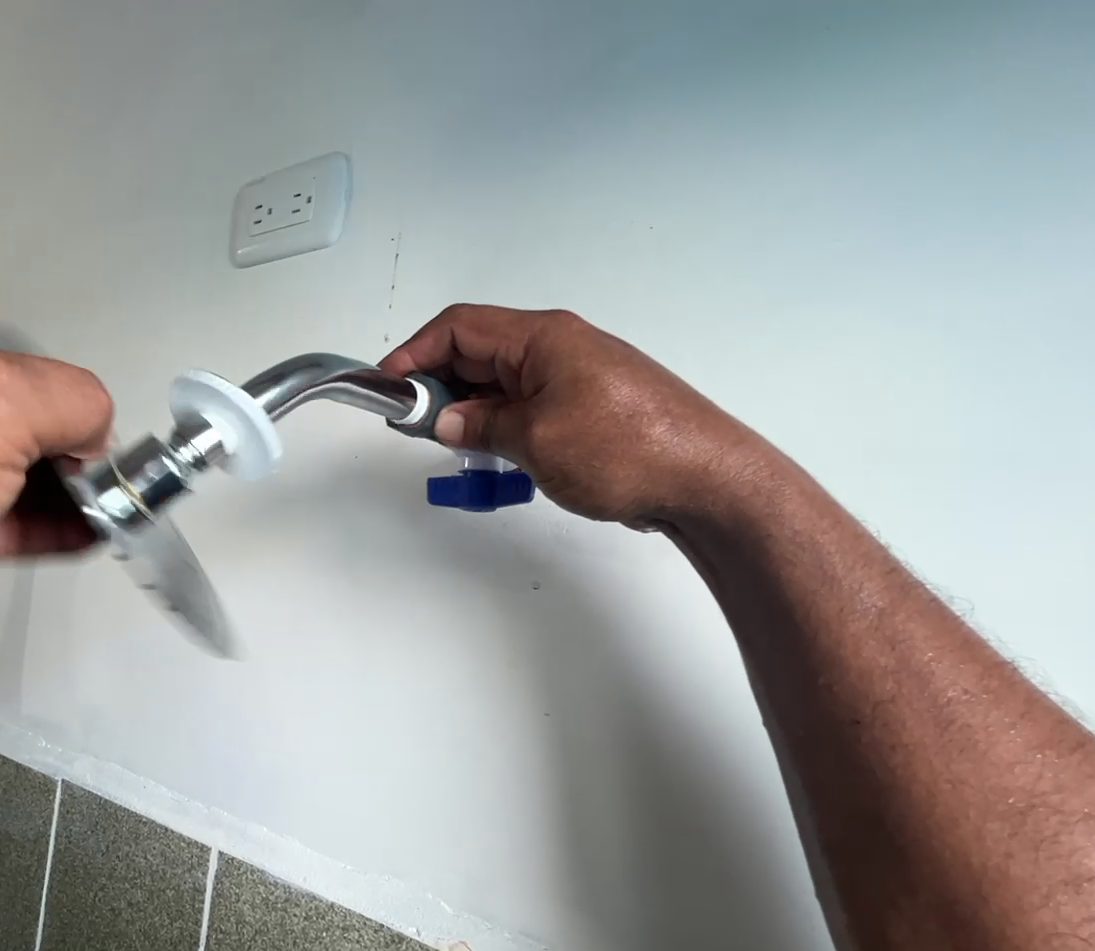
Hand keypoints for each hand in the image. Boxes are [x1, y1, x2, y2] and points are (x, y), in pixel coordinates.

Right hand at [380, 305, 766, 529]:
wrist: (707, 481)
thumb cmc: (626, 450)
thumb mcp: (534, 439)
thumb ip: (480, 425)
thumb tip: (445, 420)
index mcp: (544, 338)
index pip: (460, 326)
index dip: (415, 352)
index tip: (387, 385)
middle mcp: (558, 347)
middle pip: (478, 350)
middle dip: (437, 382)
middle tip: (411, 421)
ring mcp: (574, 376)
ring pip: (500, 380)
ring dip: (466, 405)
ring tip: (444, 439)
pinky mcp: (586, 406)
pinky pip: (525, 402)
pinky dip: (496, 420)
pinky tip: (486, 448)